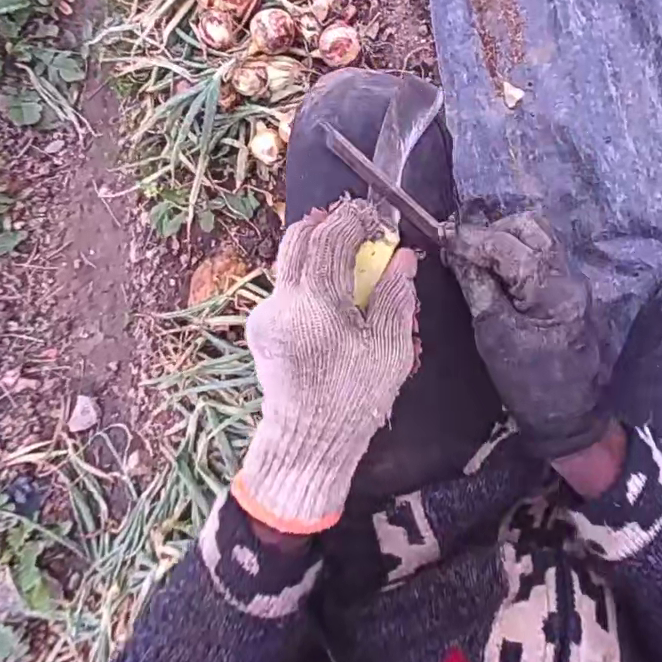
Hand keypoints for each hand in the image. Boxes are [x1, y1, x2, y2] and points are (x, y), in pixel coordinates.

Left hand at [234, 198, 419, 534]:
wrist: (307, 440)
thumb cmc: (355, 398)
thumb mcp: (389, 350)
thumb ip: (395, 297)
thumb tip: (401, 258)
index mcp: (315, 305)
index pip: (330, 238)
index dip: (356, 220)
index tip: (378, 223)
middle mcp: (282, 302)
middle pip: (299, 239)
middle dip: (329, 224)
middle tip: (359, 229)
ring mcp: (265, 314)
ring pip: (289, 261)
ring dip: (318, 250)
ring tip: (349, 262)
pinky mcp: (260, 327)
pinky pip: (286, 286)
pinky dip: (309, 277)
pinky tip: (331, 295)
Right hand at [445, 212, 606, 459]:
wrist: (569, 416)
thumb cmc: (528, 383)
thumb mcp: (493, 335)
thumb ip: (476, 287)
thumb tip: (457, 253)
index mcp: (550, 290)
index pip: (506, 246)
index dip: (470, 238)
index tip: (441, 235)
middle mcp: (569, 276)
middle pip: (530, 227)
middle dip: (490, 231)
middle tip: (461, 247)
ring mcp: (573, 281)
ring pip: (537, 237)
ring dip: (503, 239)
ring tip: (475, 256)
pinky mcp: (569, 290)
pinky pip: (540, 256)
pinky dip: (514, 253)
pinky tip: (494, 269)